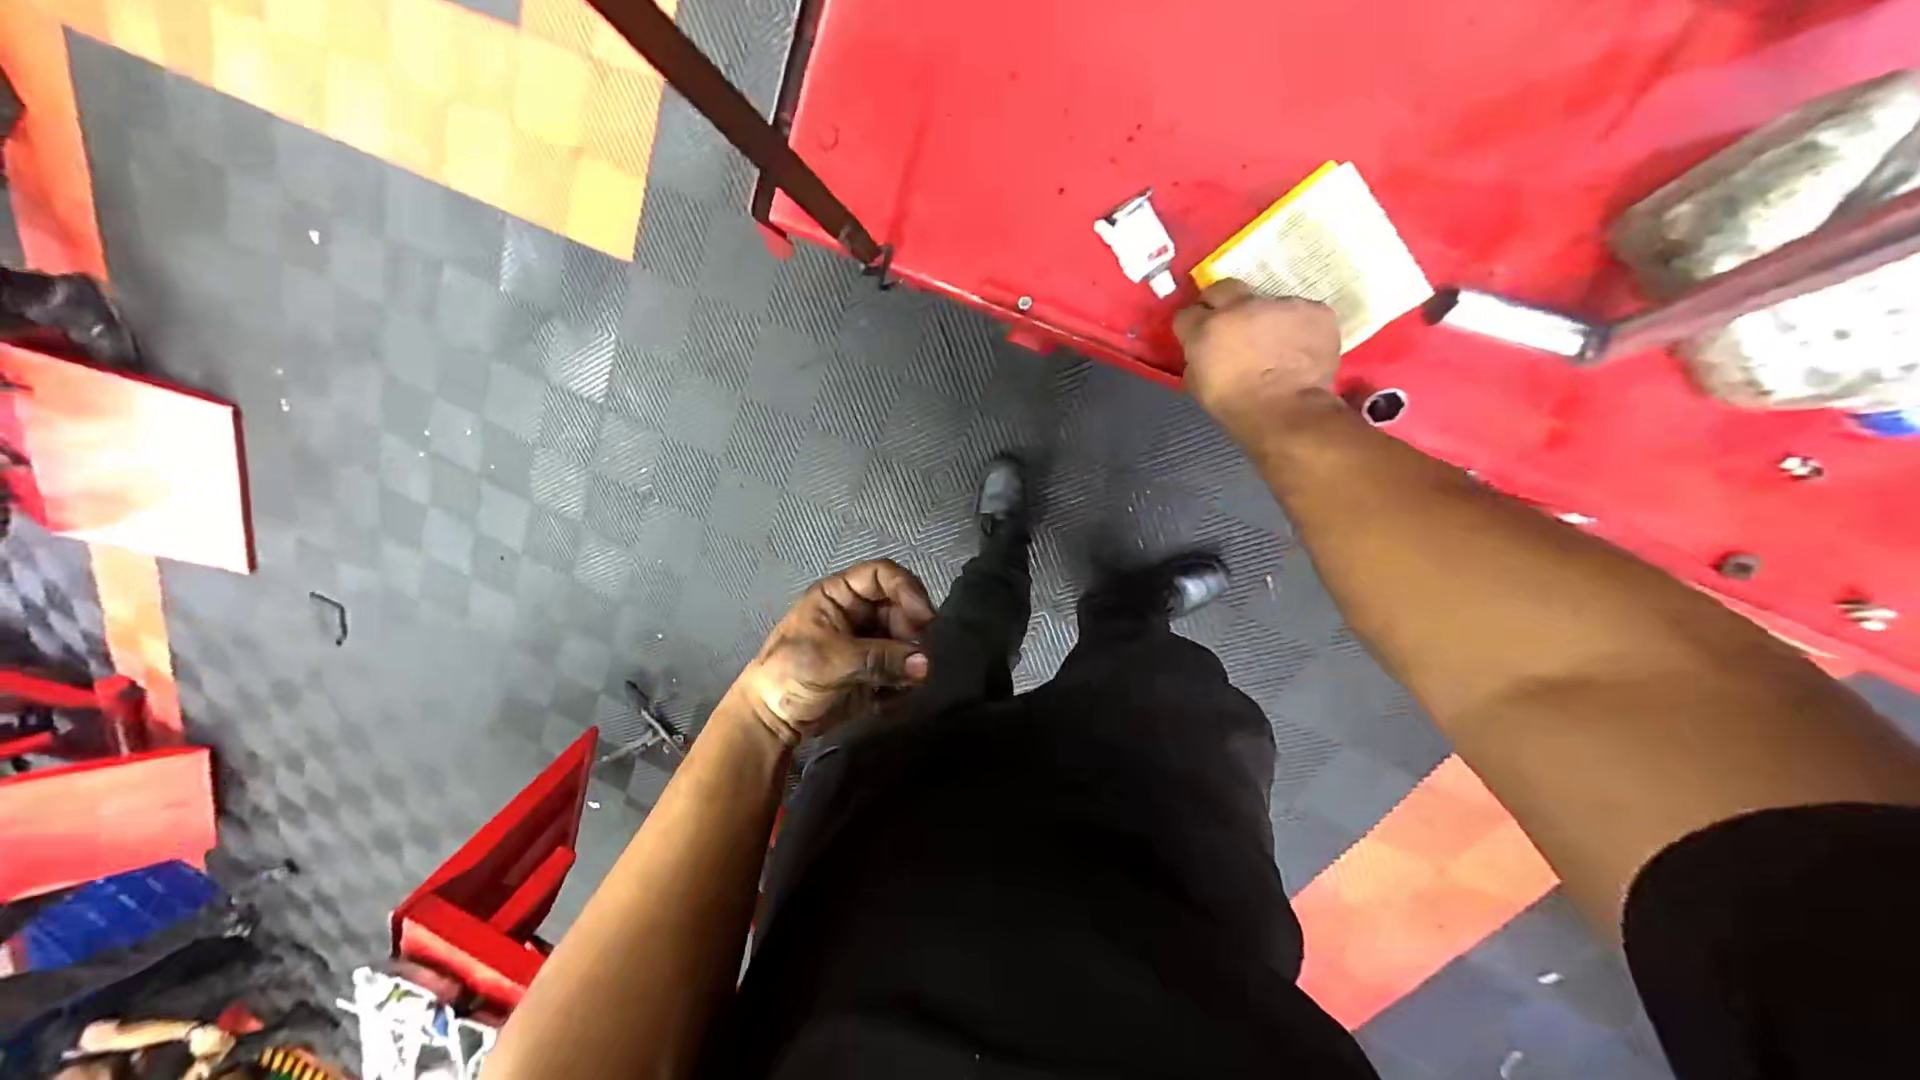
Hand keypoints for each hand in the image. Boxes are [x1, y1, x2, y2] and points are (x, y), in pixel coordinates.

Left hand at [729, 559, 935, 745]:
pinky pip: (902, 667)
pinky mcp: (875, 670)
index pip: (882, 575)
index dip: (907, 589)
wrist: (771, 720)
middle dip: (913, 629)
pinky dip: (906, 679)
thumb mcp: (832, 661)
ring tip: (908, 679)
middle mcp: (858, 613)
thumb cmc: (790, 674)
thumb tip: (925, 663)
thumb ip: (880, 659)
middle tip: (917, 656)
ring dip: (912, 657)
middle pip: (901, 607)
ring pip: (906, 638)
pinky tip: (895, 694)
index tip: (924, 618)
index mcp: (839, 596)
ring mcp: (868, 642)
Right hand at [1172, 280, 1341, 440]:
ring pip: (1268, 304)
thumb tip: (1204, 352)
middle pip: (1224, 288)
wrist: (1286, 411)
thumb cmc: (1235, 405)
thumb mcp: (1199, 385)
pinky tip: (1299, 350)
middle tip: (1229, 324)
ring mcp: (1281, 304)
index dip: (1192, 324)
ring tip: (1274, 346)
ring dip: (1266, 319)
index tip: (1197, 335)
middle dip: (1221, 302)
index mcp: (1207, 328)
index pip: (1187, 313)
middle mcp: (1242, 306)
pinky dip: (1298, 329)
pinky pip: (1301, 314)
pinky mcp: (1314, 310)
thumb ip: (1198, 358)